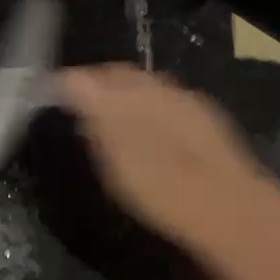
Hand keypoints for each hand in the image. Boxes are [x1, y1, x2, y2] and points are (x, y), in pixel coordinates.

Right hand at [56, 64, 268, 244]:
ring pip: (144, 85)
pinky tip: (152, 126)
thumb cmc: (160, 189)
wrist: (226, 204)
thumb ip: (91, 118)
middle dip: (99, 84)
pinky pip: (167, 98)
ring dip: (126, 93)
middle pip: (117, 75)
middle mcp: (152, 85)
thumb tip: (70, 85)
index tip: (53, 92)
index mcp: (124, 94)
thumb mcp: (113, 161)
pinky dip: (152, 105)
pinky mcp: (203, 111)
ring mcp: (181, 96)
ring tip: (115, 116)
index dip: (70, 82)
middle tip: (83, 103)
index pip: (87, 77)